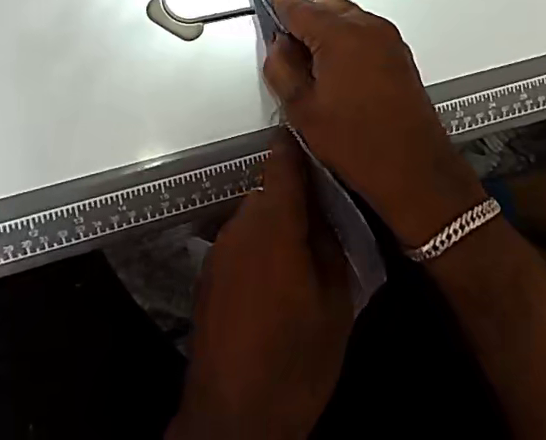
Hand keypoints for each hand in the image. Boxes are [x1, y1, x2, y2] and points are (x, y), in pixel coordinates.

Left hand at [170, 132, 352, 439]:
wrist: (233, 415)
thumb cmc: (295, 361)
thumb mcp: (334, 305)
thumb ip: (330, 246)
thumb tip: (327, 209)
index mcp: (274, 224)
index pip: (283, 163)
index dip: (299, 144)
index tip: (318, 133)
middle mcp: (241, 224)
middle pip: (271, 188)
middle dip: (299, 193)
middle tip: (331, 207)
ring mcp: (221, 246)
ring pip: (257, 214)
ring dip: (281, 220)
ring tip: (311, 246)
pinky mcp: (211, 269)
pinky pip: (243, 238)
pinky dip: (263, 242)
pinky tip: (281, 274)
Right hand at [260, 0, 487, 248]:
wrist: (415, 172)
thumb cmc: (365, 146)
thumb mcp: (302, 109)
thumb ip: (281, 68)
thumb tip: (277, 48)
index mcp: (340, 37)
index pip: (298, 5)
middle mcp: (368, 30)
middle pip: (325, 3)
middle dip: (302, 14)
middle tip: (284, 39)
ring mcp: (388, 40)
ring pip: (346, 14)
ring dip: (326, 25)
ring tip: (311, 61)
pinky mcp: (399, 54)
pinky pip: (364, 29)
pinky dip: (346, 36)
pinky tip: (337, 67)